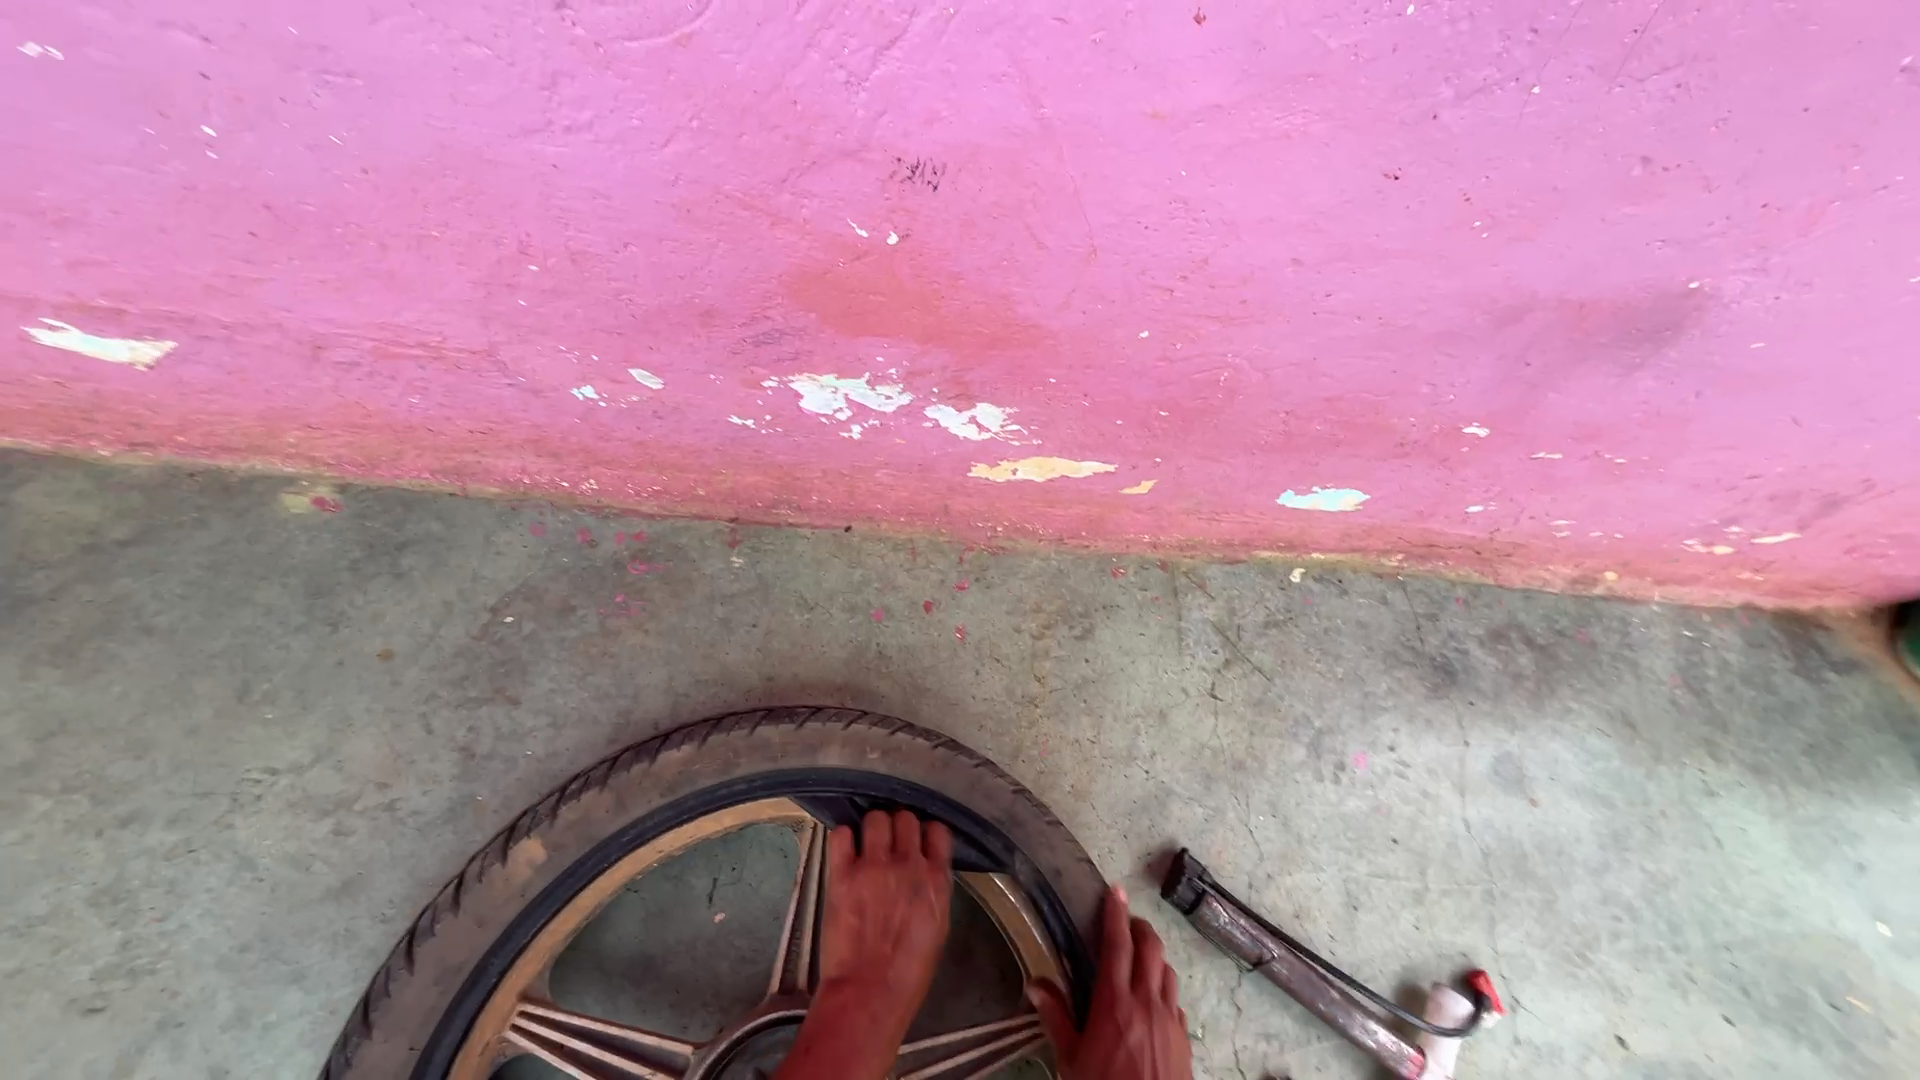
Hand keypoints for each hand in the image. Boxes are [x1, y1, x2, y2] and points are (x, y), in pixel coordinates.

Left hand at [817, 808, 954, 1020]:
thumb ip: (933, 889)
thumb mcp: (938, 926)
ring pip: (876, 818)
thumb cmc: (909, 971)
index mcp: (936, 879)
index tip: (918, 840)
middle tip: (890, 842)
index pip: (937, 830)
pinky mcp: (842, 874)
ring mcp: (873, 866)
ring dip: (873, 827)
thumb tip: (925, 869)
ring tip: (867, 843)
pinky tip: (845, 850)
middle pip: (906, 818)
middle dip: (899, 826)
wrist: (869, 994)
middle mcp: (907, 864)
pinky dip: (843, 837)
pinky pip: (841, 834)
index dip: (926, 832)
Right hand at [1029, 885, 1193, 1079]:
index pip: (1117, 945)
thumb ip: (1056, 1019)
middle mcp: (1146, 1002)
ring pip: (1168, 971)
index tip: (1115, 890)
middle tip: (1127, 921)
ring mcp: (1170, 1020)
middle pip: (1151, 948)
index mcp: (1114, 1002)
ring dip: (1155, 956)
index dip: (1115, 913)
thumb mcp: (1071, 1061)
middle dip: (1140, 927)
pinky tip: (1154, 1000)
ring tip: (1141, 957)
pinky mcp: (1184, 1039)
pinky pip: (1176, 1000)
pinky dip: (1165, 989)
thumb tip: (1035, 984)